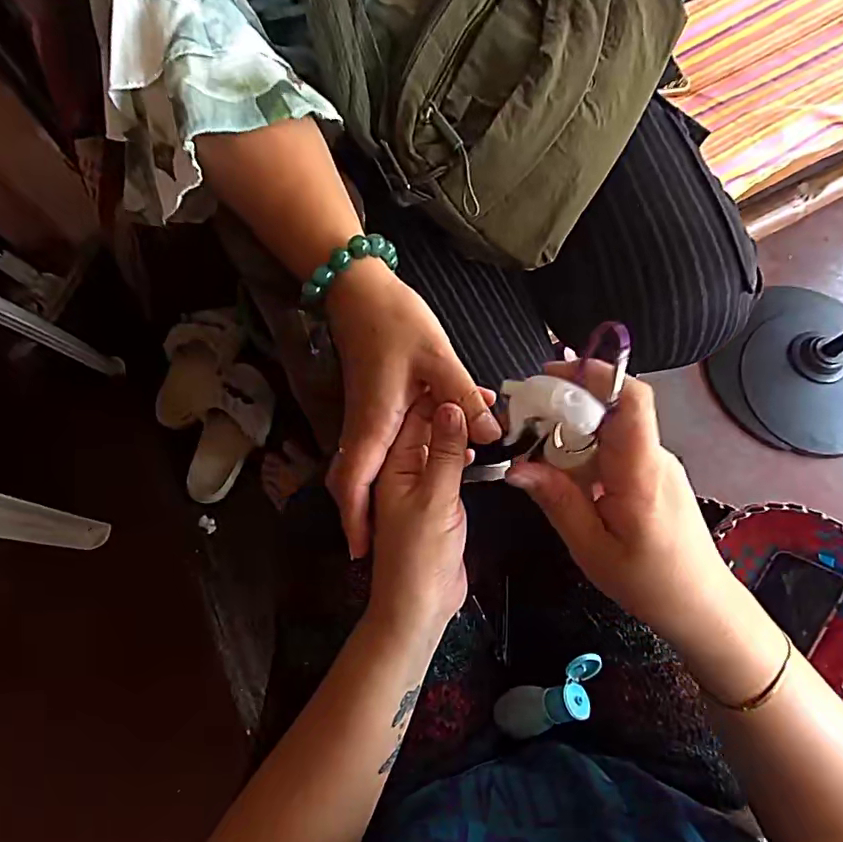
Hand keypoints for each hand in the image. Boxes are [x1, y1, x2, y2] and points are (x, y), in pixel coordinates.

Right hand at [326, 263, 499, 557]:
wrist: (359, 290)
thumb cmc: (394, 321)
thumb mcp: (438, 358)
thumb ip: (464, 398)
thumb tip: (491, 436)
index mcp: (375, 424)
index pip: (353, 482)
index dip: (353, 519)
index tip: (362, 551)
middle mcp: (362, 428)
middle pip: (352, 482)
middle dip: (362, 515)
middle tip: (379, 542)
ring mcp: (363, 417)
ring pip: (366, 466)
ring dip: (383, 489)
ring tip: (416, 507)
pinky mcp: (371, 406)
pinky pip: (380, 445)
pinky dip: (400, 459)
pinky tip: (438, 451)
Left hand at [369, 397, 472, 630]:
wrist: (418, 603)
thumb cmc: (420, 553)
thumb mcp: (436, 497)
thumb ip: (446, 452)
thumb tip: (453, 406)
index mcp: (392, 464)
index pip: (414, 417)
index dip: (442, 396)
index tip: (475, 382)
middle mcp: (401, 470)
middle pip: (427, 429)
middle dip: (455, 411)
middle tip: (495, 398)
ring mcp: (418, 486)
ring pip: (440, 447)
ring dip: (462, 433)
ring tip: (494, 416)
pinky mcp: (435, 501)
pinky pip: (447, 469)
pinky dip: (463, 456)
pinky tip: (482, 449)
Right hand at [504, 361, 735, 638]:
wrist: (700, 604)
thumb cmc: (651, 582)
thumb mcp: (590, 548)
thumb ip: (556, 500)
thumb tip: (518, 466)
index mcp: (641, 474)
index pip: (631, 400)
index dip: (592, 375)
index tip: (549, 375)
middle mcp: (653, 458)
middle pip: (609, 408)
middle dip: (562, 407)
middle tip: (523, 424)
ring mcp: (654, 462)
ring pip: (605, 429)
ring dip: (567, 435)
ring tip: (537, 460)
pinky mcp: (650, 471)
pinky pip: (610, 447)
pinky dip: (581, 453)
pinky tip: (562, 477)